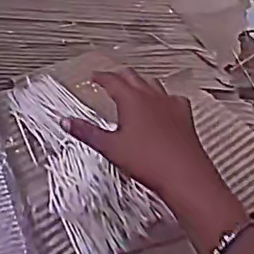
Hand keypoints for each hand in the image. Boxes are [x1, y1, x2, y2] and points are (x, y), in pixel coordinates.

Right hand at [63, 71, 225, 203]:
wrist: (186, 178)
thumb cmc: (151, 163)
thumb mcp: (110, 148)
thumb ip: (86, 132)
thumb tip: (67, 122)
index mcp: (131, 99)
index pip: (111, 79)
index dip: (100, 77)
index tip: (95, 76)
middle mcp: (151, 97)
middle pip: (132, 76)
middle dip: (119, 76)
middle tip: (110, 79)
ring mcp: (170, 105)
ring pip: (153, 83)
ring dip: (141, 82)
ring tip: (135, 86)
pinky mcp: (185, 117)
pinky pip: (174, 98)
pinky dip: (165, 97)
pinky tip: (165, 104)